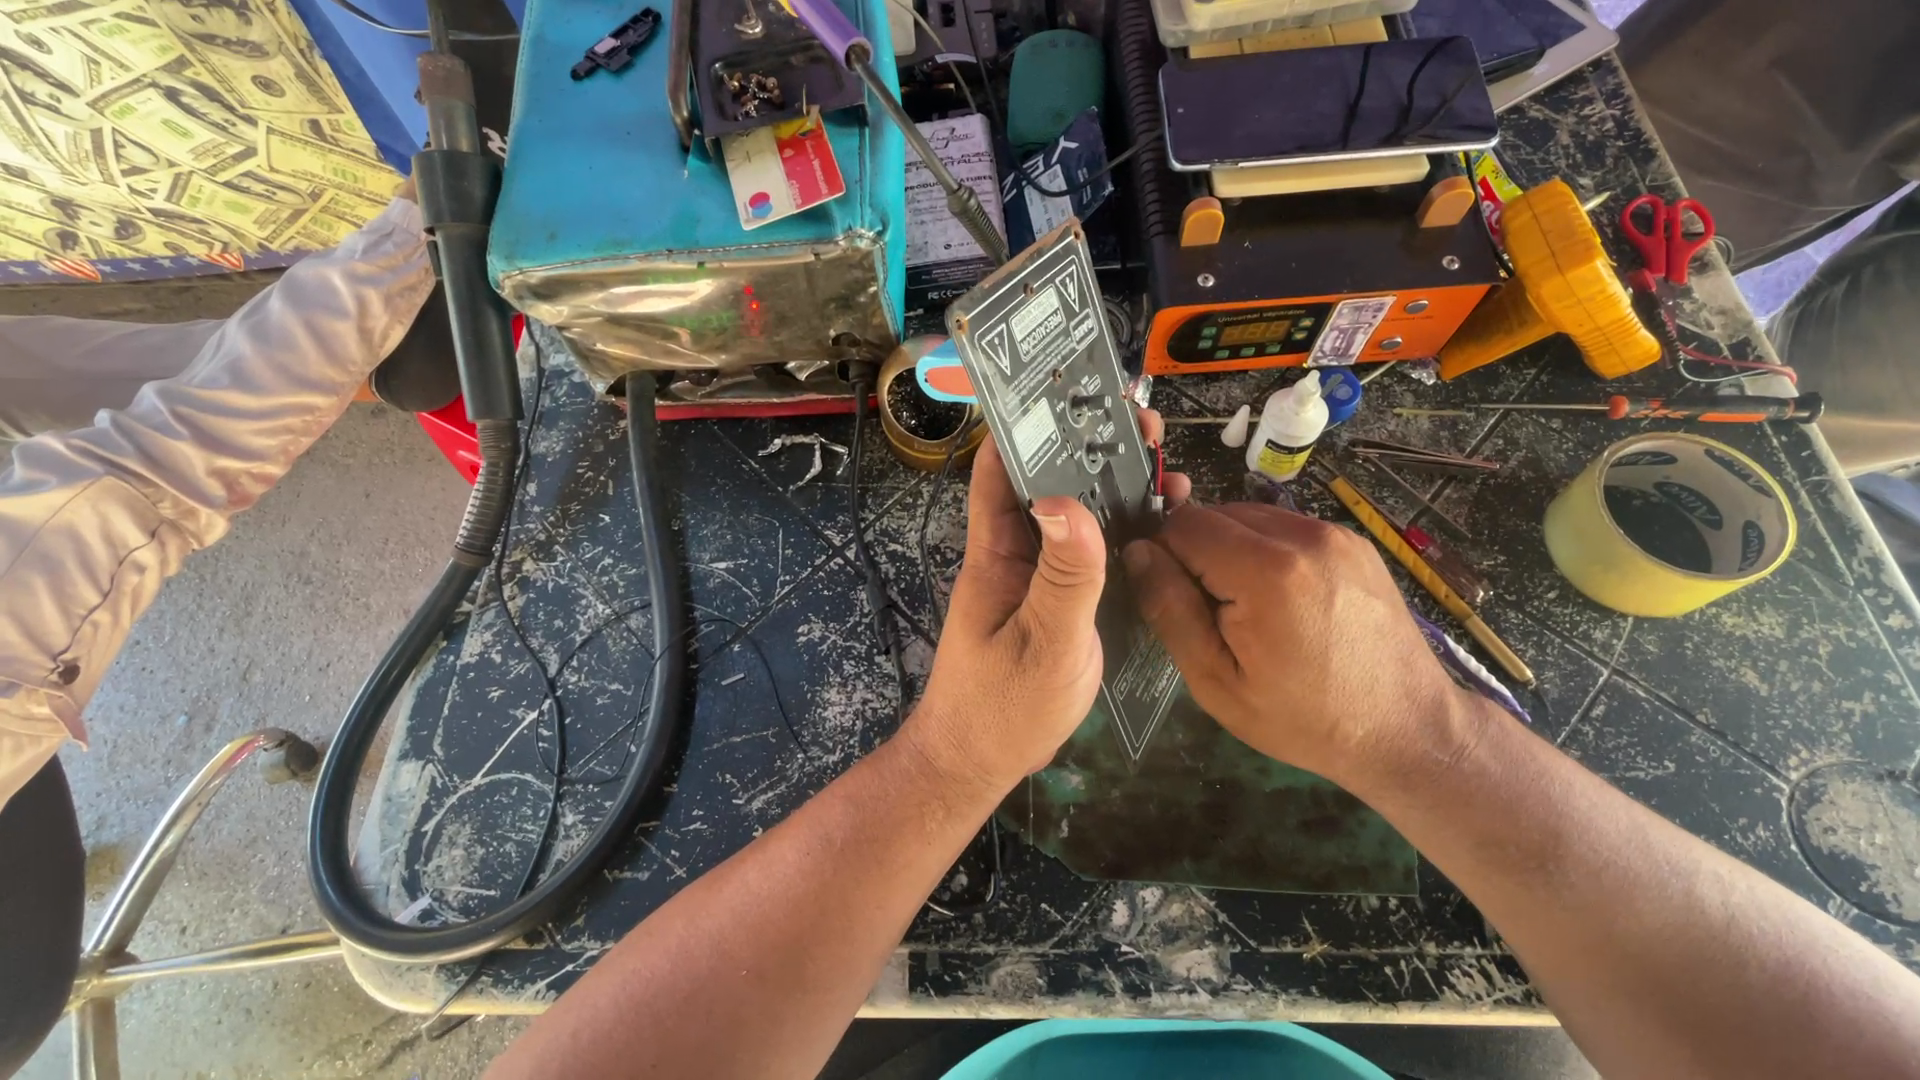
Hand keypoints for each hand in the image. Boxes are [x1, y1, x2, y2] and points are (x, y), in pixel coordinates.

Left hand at [904, 410, 1190, 795]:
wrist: (981, 762)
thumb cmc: (1001, 707)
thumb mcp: (1042, 643)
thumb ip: (1063, 577)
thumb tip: (1067, 499)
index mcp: (997, 555)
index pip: (997, 473)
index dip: (1025, 429)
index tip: (1068, 395)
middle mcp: (1016, 556)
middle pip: (1047, 486)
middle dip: (1088, 452)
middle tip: (1142, 426)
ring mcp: (1038, 580)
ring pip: (1075, 519)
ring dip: (1113, 491)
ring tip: (1165, 467)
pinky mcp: (1059, 604)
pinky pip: (1091, 557)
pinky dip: (1122, 534)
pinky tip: (1159, 524)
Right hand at [1121, 502, 1465, 787]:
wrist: (1407, 729)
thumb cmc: (1304, 718)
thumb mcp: (1216, 680)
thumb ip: (1170, 609)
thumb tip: (1138, 553)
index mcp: (1267, 571)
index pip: (1183, 525)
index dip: (1165, 556)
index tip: (1175, 599)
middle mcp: (1304, 535)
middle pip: (1216, 514)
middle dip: (1198, 554)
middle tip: (1213, 613)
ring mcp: (1335, 534)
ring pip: (1250, 516)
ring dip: (1232, 551)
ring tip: (1250, 609)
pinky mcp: (1354, 541)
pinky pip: (1285, 527)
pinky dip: (1267, 552)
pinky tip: (1282, 600)